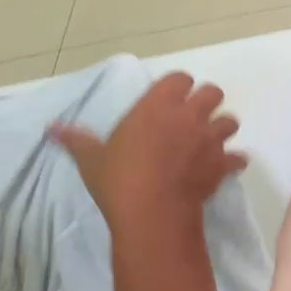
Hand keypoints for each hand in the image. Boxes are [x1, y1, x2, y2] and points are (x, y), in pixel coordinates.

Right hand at [51, 72, 247, 234]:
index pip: (179, 79)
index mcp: (158, 107)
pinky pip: (238, 157)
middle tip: (191, 116)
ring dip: (221, 128)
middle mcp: (190, 117)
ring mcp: (211, 140)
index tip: (169, 97)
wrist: (153, 211)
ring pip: (230, 121)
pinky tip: (221, 166)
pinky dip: (232, 161)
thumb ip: (77, 140)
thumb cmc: (118, 179)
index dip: (177, 86)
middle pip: (214, 93)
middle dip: (206, 101)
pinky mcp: (223, 163)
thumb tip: (53, 128)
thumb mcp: (91, 158)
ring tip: (206, 140)